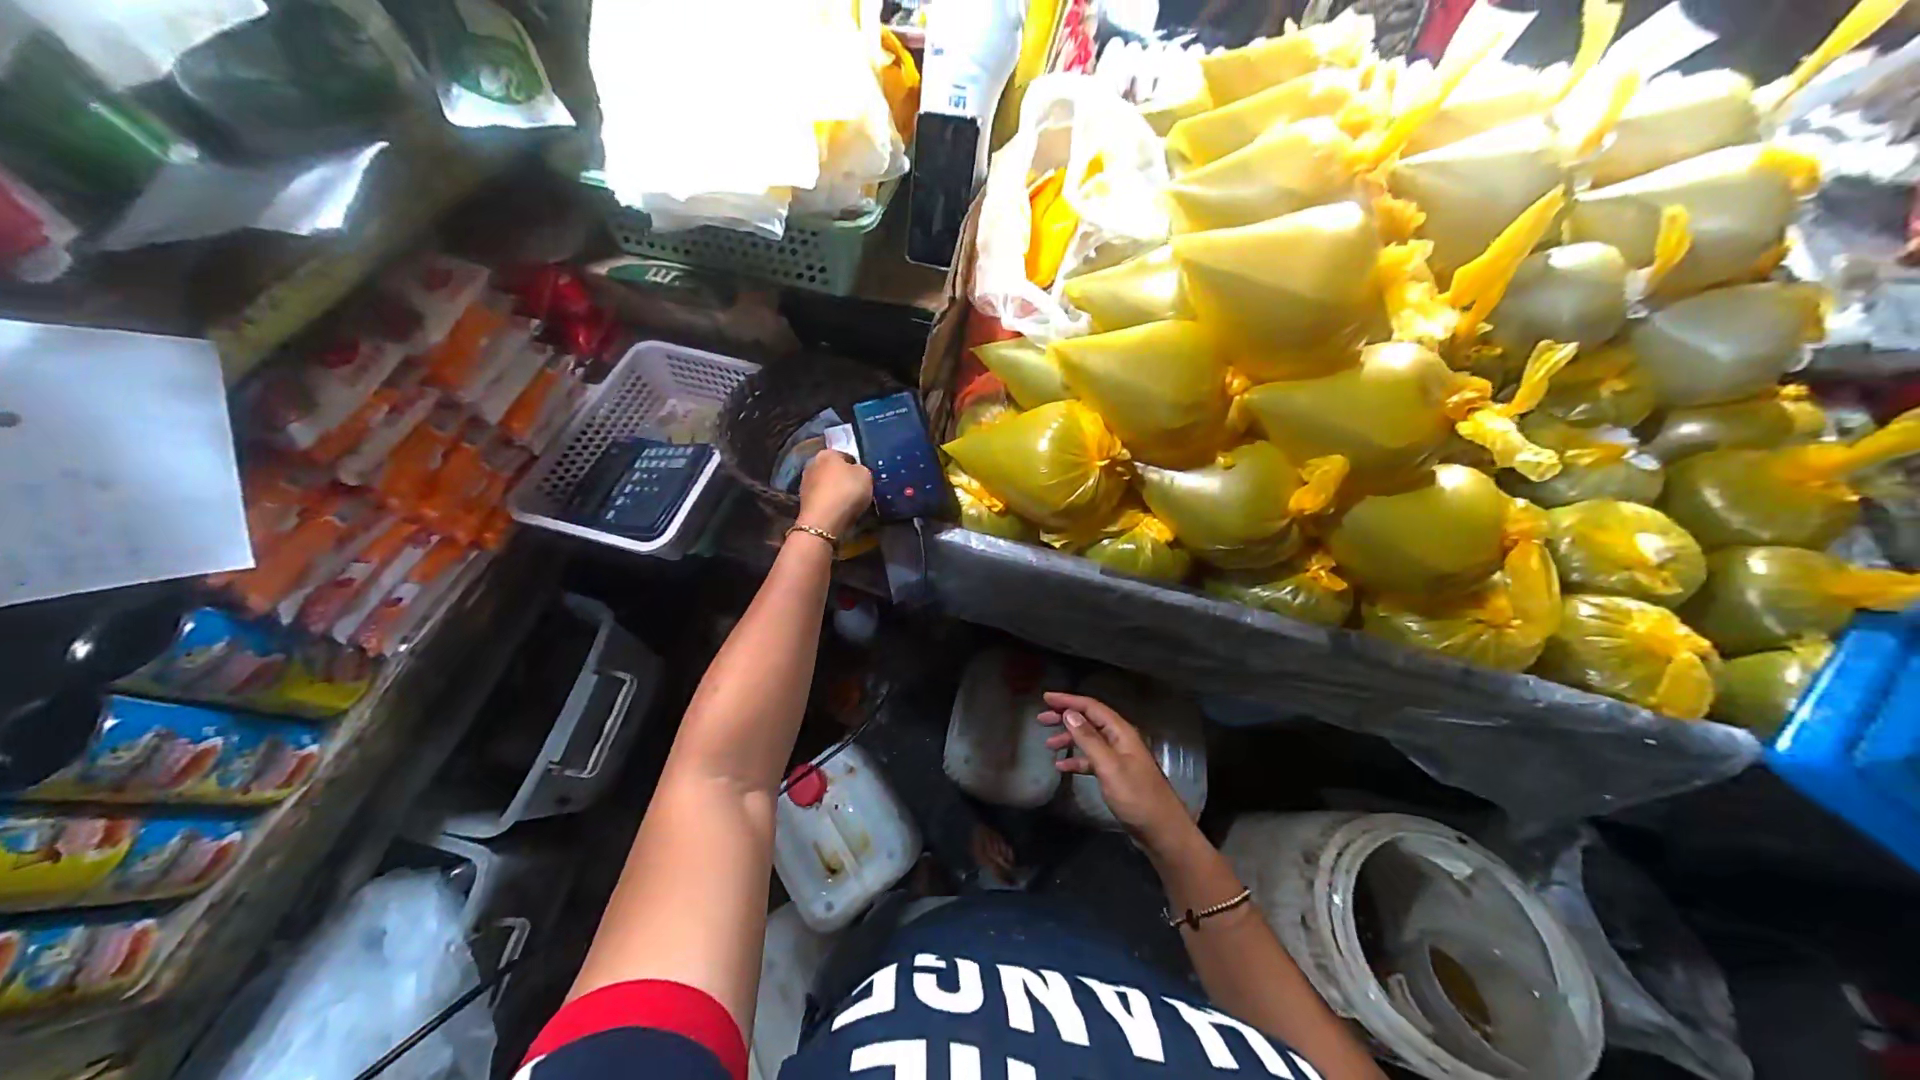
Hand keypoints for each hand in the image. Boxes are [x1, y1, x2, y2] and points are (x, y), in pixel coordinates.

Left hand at [795, 449, 871, 536]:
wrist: (823, 521)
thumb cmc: (846, 492)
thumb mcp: (866, 475)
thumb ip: (861, 469)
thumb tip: (856, 471)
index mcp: (827, 453)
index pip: (845, 455)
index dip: (856, 465)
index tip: (863, 477)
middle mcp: (812, 463)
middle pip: (832, 469)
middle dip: (842, 477)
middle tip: (856, 489)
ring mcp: (804, 483)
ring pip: (825, 484)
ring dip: (834, 490)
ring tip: (847, 502)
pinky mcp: (802, 501)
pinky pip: (821, 498)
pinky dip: (828, 502)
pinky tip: (837, 510)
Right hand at [1039, 691, 1196, 854]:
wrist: (1160, 830)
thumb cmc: (1136, 796)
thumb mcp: (1109, 766)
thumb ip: (1089, 739)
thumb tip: (1069, 713)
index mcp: (1121, 732)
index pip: (1091, 707)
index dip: (1068, 700)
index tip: (1045, 697)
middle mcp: (1120, 739)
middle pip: (1089, 720)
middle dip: (1065, 717)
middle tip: (1041, 720)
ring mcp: (1118, 757)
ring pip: (1089, 740)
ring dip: (1069, 739)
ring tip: (1048, 744)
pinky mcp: (1116, 774)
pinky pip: (1092, 760)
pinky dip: (1076, 760)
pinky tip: (1061, 767)